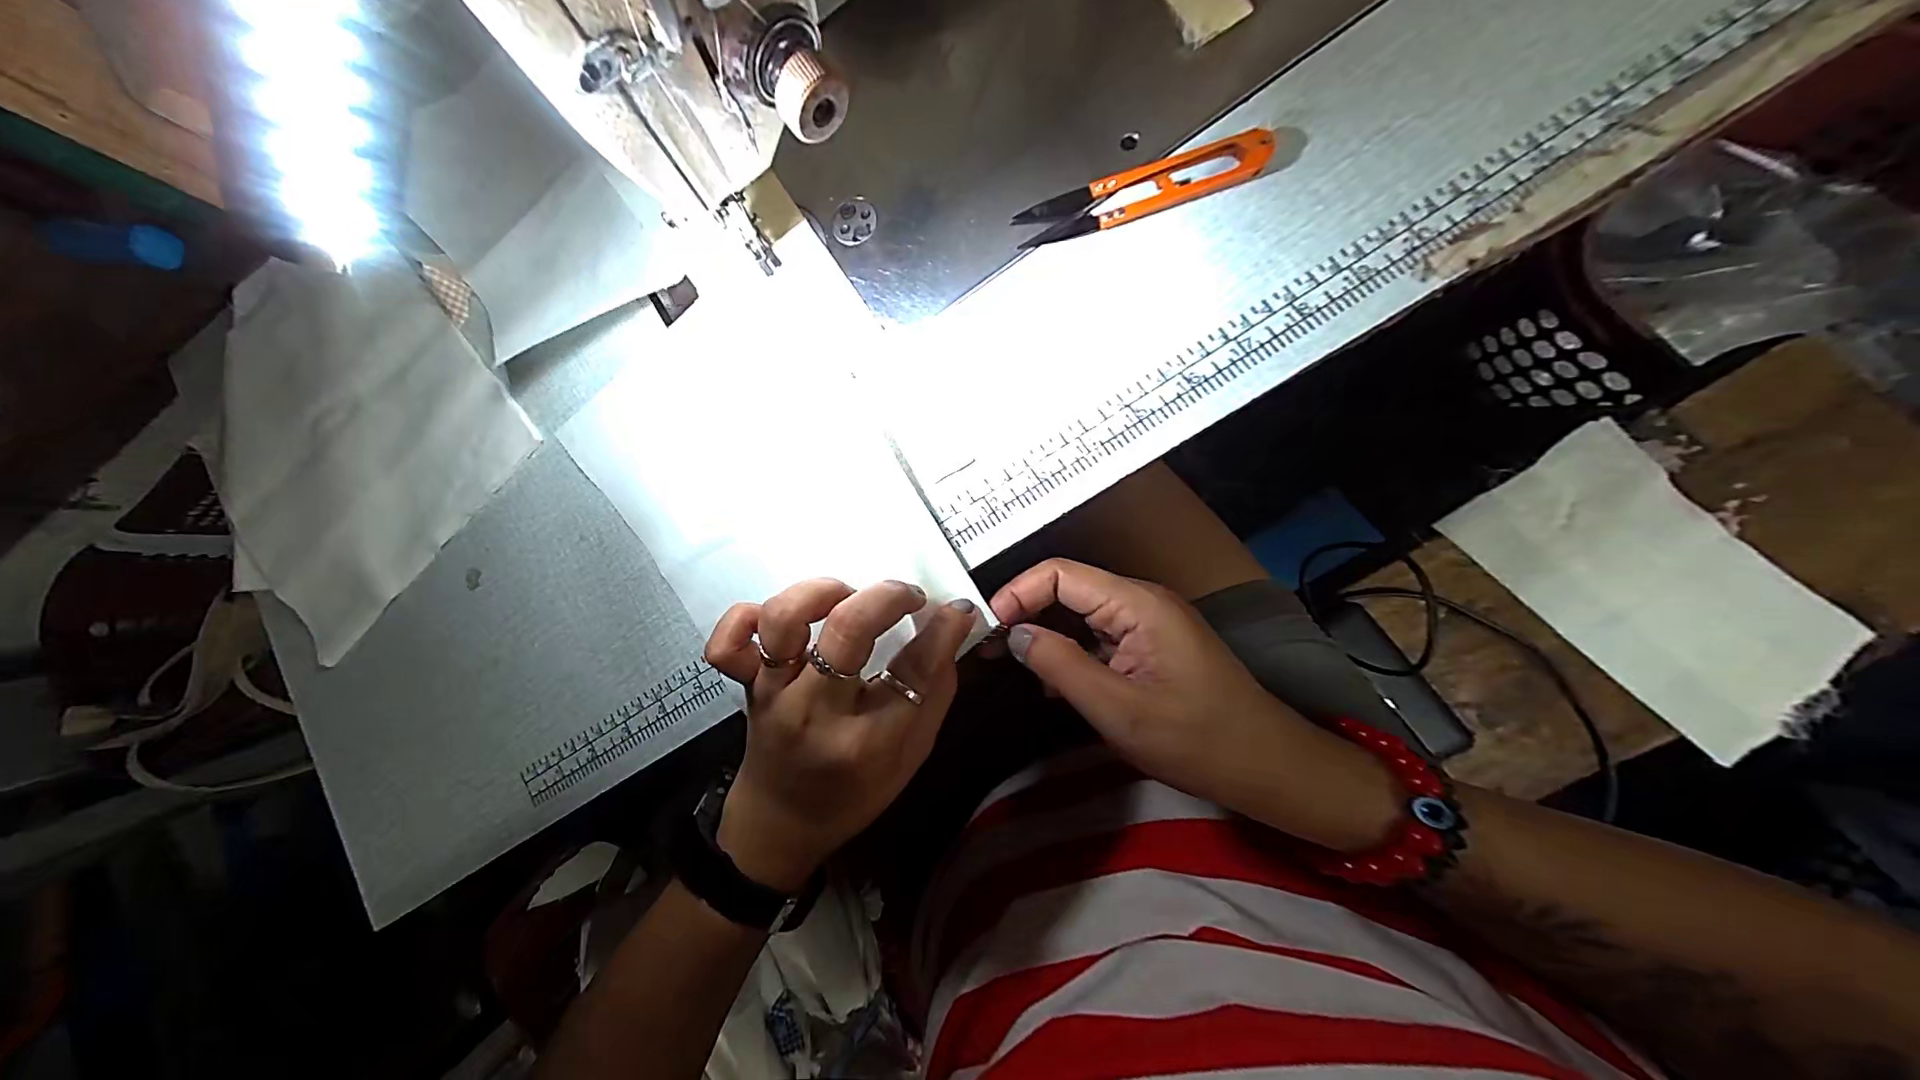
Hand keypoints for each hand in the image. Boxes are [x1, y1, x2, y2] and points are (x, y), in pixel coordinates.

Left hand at [703, 579, 976, 890]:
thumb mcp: (911, 757)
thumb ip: (934, 693)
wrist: (779, 824)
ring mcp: (773, 693)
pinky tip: (781, 620)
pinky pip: (728, 643)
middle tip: (910, 596)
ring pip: (783, 620)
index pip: (913, 670)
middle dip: (888, 596)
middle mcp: (815, 710)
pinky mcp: (745, 685)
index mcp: (865, 741)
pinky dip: (745, 618)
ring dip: (821, 593)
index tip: (958, 609)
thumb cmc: (853, 793)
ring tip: (846, 596)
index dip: (944, 629)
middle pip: (847, 629)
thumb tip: (950, 627)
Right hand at [990, 559, 1403, 851]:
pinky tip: (1056, 686)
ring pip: (1083, 615)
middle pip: (1069, 589)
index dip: (1018, 593)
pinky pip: (1101, 637)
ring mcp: (1150, 622)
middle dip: (1027, 614)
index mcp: (1137, 604)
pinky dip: (1073, 654)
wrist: (1265, 766)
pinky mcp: (1153, 645)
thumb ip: (1059, 665)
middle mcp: (1143, 601)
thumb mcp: (1117, 709)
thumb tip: (1014, 634)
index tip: (988, 628)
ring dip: (1049, 637)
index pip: (1061, 574)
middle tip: (991, 650)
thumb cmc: (1195, 739)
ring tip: (1015, 668)